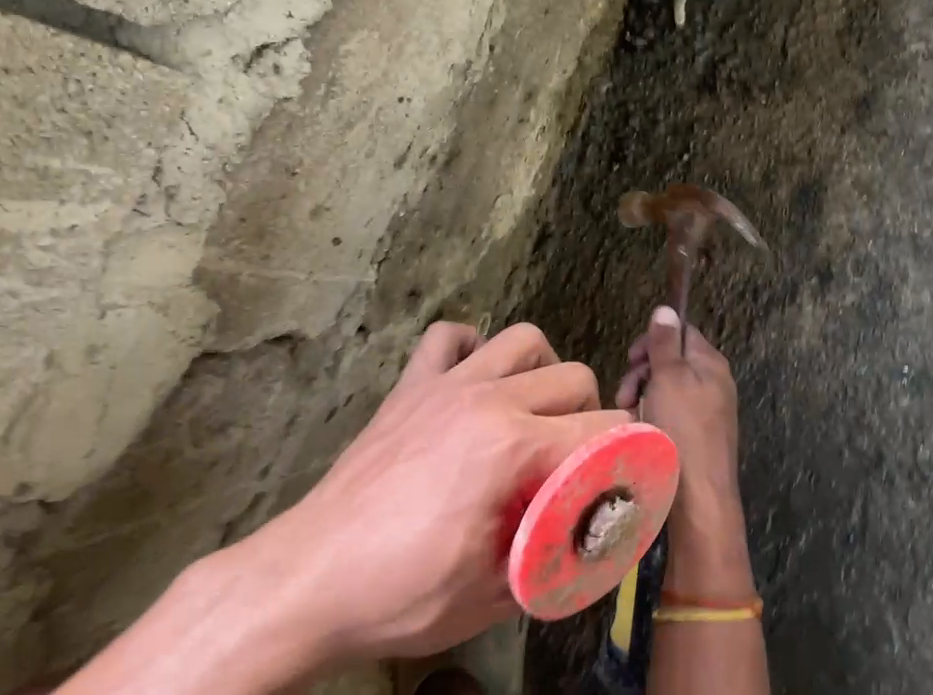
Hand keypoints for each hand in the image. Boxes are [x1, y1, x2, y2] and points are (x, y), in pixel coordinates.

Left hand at [232, 321, 630, 665]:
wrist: (305, 582)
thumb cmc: (399, 593)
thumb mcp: (494, 595)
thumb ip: (553, 556)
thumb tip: (590, 536)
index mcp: (513, 447)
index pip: (603, 430)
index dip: (627, 454)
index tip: (626, 479)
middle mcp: (487, 399)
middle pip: (574, 377)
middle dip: (591, 416)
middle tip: (575, 460)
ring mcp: (445, 385)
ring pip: (522, 340)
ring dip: (543, 371)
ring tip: (535, 410)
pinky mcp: (408, 387)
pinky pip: (449, 338)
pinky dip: (471, 348)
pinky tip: (474, 380)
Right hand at [615, 308, 745, 565]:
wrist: (700, 497)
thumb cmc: (683, 429)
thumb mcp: (669, 377)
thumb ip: (665, 342)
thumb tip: (667, 307)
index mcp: (712, 364)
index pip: (682, 332)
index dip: (654, 340)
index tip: (631, 359)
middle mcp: (714, 383)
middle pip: (672, 361)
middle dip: (642, 372)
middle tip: (624, 392)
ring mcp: (708, 412)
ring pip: (667, 389)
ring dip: (643, 395)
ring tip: (628, 414)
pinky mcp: (698, 437)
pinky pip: (671, 414)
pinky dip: (652, 416)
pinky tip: (641, 430)